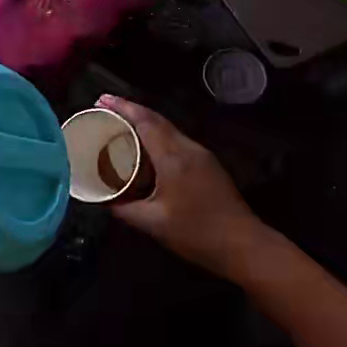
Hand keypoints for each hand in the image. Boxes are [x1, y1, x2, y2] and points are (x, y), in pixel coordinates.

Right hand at [96, 95, 270, 280]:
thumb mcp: (153, 223)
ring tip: (119, 123)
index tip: (101, 100)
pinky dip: (156, 135)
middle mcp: (188, 149)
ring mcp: (201, 155)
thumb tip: (103, 200)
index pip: (146, 122)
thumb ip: (124, 208)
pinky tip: (144, 145)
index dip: (123, 108)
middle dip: (130, 110)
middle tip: (104, 107)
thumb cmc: (197, 233)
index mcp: (173, 159)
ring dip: (144, 122)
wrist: (245, 246)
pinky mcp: (207, 165)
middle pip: (157, 120)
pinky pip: (176, 140)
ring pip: (168, 129)